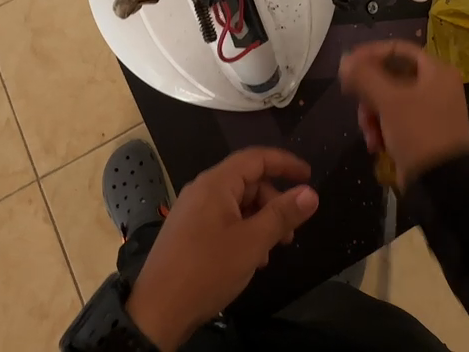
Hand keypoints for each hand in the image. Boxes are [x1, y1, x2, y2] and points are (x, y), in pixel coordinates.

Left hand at [125, 147, 318, 348]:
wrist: (157, 311)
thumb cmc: (207, 270)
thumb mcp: (252, 243)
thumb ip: (282, 215)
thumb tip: (311, 193)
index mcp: (216, 183)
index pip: (256, 158)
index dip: (285, 163)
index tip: (310, 176)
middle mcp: (202, 189)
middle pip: (247, 182)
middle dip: (274, 202)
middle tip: (291, 233)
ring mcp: (193, 211)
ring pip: (237, 204)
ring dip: (259, 221)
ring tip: (271, 252)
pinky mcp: (189, 232)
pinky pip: (223, 220)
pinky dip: (243, 232)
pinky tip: (250, 260)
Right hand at [339, 40, 468, 187]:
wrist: (442, 186)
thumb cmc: (418, 133)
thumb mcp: (388, 101)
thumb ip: (364, 75)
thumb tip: (345, 59)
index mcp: (437, 71)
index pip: (397, 49)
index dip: (370, 54)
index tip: (348, 66)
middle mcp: (438, 86)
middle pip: (391, 76)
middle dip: (369, 93)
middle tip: (356, 104)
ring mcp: (433, 109)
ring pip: (390, 99)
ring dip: (373, 114)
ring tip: (368, 133)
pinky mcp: (426, 131)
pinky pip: (397, 118)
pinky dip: (383, 128)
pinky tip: (376, 144)